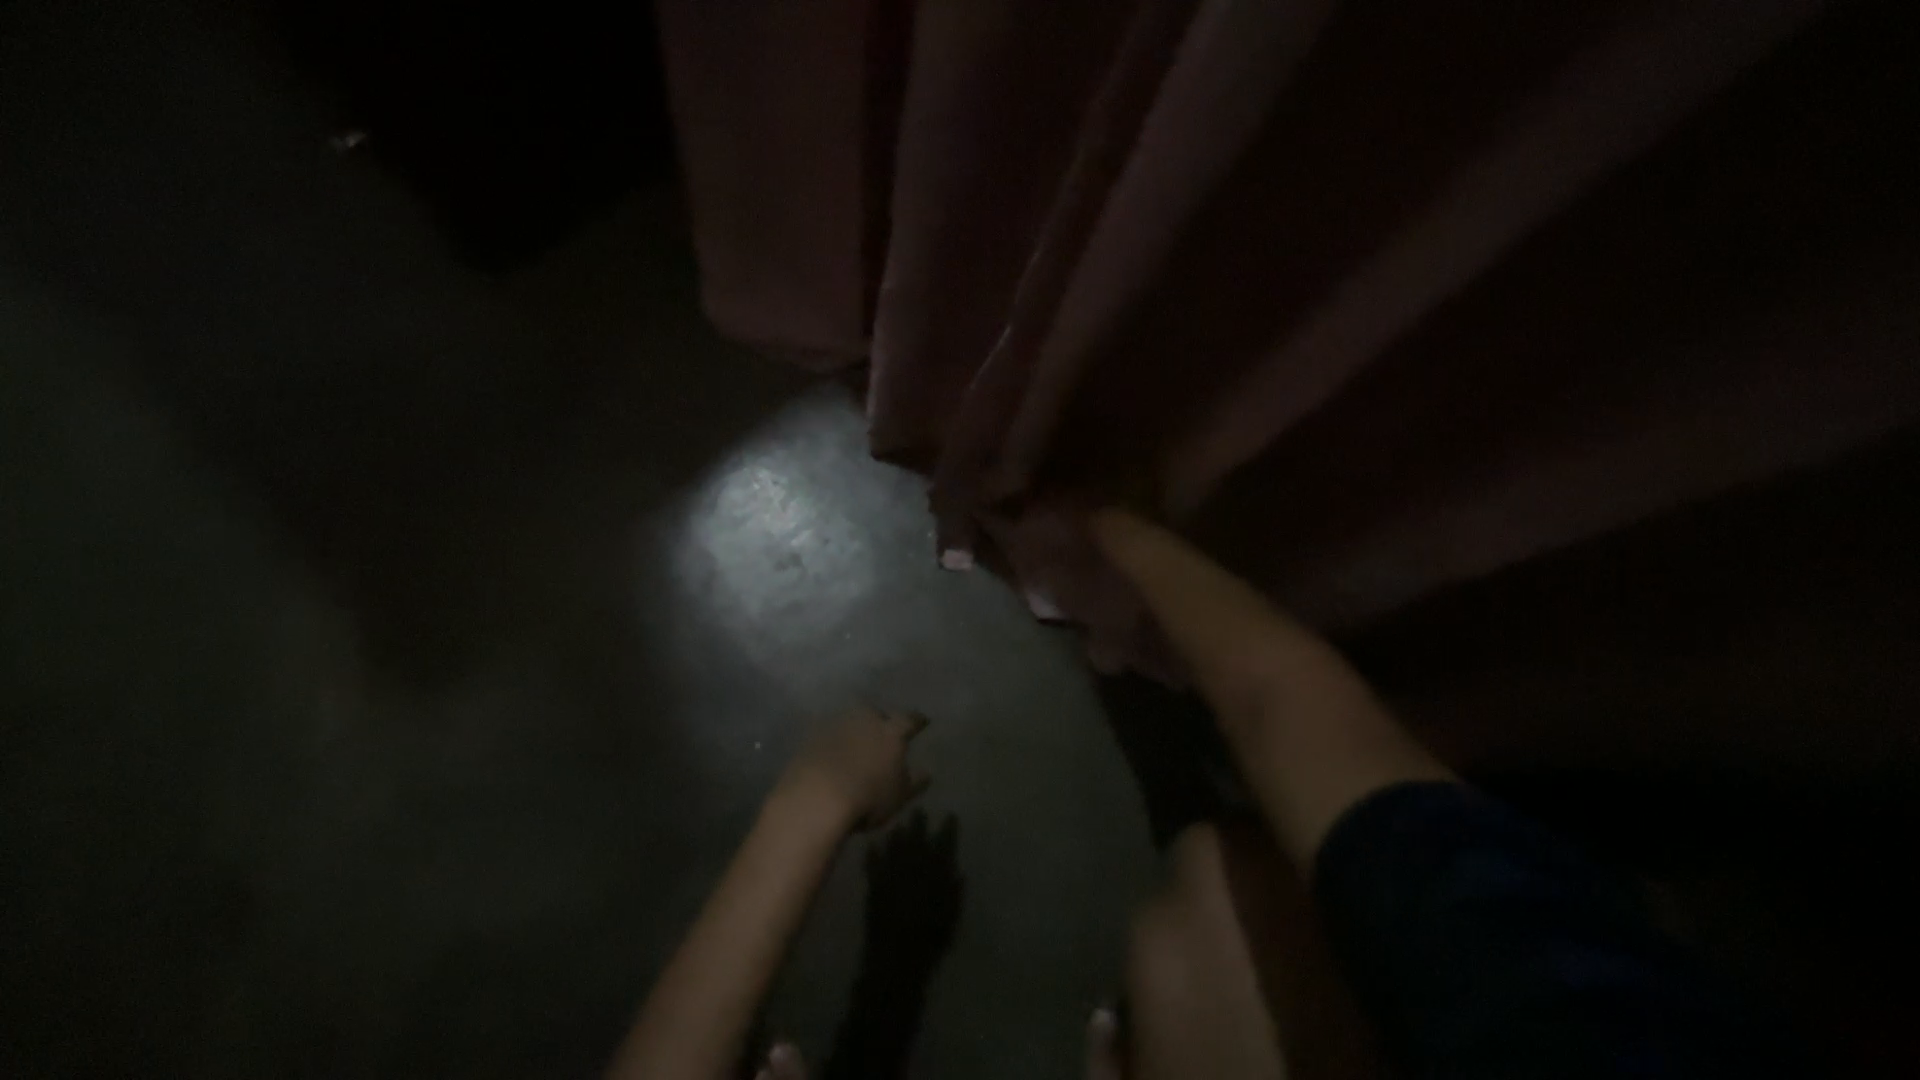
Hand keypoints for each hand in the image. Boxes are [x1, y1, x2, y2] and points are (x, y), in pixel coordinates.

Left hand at [780, 707, 930, 830]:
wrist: (816, 798)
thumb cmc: (867, 797)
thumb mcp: (899, 795)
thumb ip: (914, 781)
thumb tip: (926, 772)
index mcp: (891, 732)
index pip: (909, 720)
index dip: (917, 721)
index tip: (922, 721)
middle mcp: (865, 720)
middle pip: (876, 713)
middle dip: (880, 720)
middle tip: (883, 731)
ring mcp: (836, 725)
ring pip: (850, 720)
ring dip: (855, 728)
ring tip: (856, 743)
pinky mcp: (811, 736)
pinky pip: (828, 733)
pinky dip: (833, 740)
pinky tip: (832, 754)